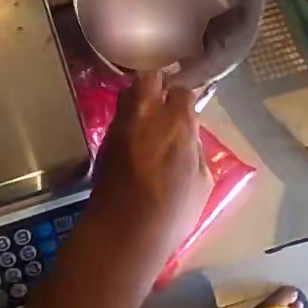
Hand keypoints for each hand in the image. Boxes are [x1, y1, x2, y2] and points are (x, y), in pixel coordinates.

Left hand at [86, 72, 211, 273]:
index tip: (190, 104)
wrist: (122, 231)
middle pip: (150, 76)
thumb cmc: (171, 213)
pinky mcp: (105, 139)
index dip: (188, 95)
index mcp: (177, 123)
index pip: (183, 89)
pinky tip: (137, 134)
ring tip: (151, 113)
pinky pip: (120, 115)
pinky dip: (130, 117)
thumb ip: (196, 149)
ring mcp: (121, 125)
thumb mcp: (202, 181)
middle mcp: (146, 114)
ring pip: (130, 91)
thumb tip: (189, 137)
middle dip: (160, 80)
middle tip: (167, 96)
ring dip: (142, 95)